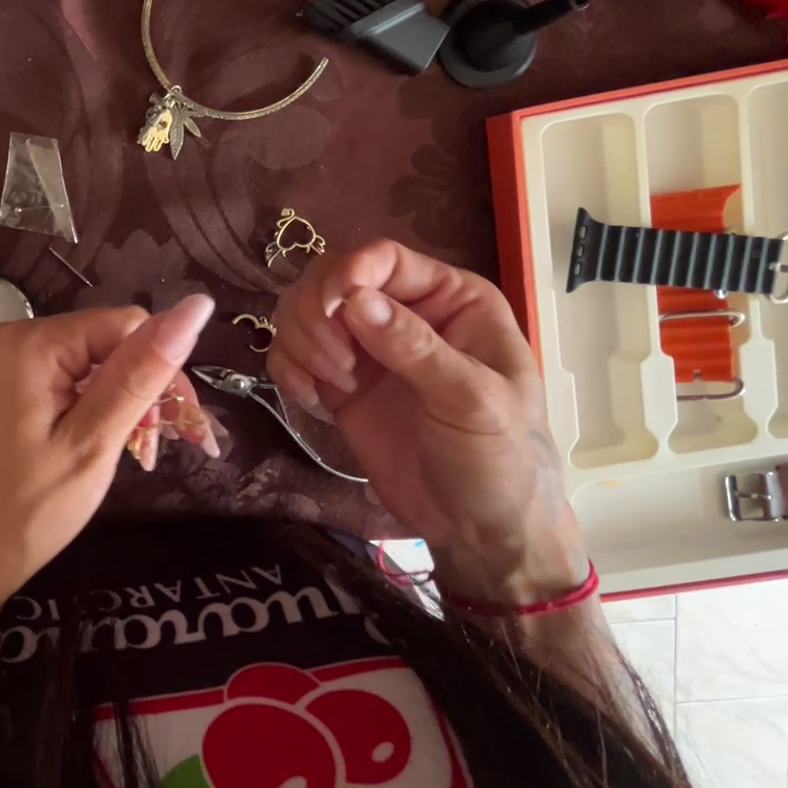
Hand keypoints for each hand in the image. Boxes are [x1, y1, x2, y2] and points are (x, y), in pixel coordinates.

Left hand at [0, 296, 217, 623]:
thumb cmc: (31, 508)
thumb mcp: (95, 439)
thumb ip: (142, 371)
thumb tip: (196, 306)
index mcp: (35, 342)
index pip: (129, 324)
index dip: (162, 368)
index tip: (180, 426)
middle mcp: (20, 337)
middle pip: (114, 342)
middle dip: (148, 391)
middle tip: (165, 449)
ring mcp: (14, 362)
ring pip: (100, 364)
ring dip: (130, 406)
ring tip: (143, 456)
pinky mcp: (16, 386)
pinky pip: (76, 382)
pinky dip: (103, 412)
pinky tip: (117, 445)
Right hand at [266, 239, 585, 604]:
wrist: (476, 528)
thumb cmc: (498, 459)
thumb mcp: (472, 400)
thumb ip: (415, 348)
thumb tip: (354, 301)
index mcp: (450, 300)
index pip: (382, 259)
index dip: (348, 276)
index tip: (335, 314)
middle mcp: (402, 313)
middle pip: (328, 280)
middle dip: (317, 317)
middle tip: (338, 369)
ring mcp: (364, 349)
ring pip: (301, 313)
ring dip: (301, 345)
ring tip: (333, 388)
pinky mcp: (335, 384)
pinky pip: (289, 355)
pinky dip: (289, 372)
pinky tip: (315, 403)